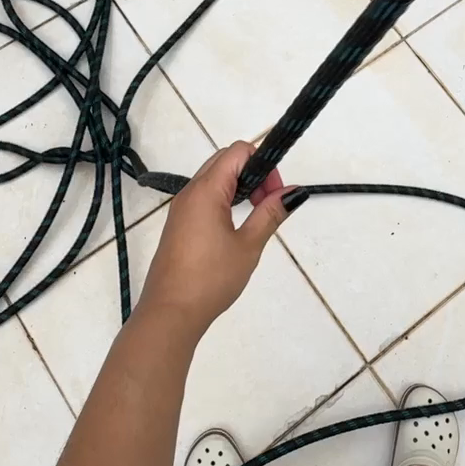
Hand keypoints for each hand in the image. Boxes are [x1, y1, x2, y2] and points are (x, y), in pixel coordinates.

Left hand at [137, 142, 295, 338]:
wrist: (169, 314)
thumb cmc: (211, 278)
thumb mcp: (248, 245)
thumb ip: (270, 213)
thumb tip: (294, 192)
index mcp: (206, 190)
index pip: (237, 151)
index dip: (263, 164)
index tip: (275, 194)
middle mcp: (190, 192)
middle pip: (225, 161)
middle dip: (253, 174)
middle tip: (267, 204)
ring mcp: (181, 208)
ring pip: (214, 179)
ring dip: (239, 187)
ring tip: (255, 217)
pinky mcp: (178, 224)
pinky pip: (204, 196)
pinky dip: (224, 200)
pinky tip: (234, 228)